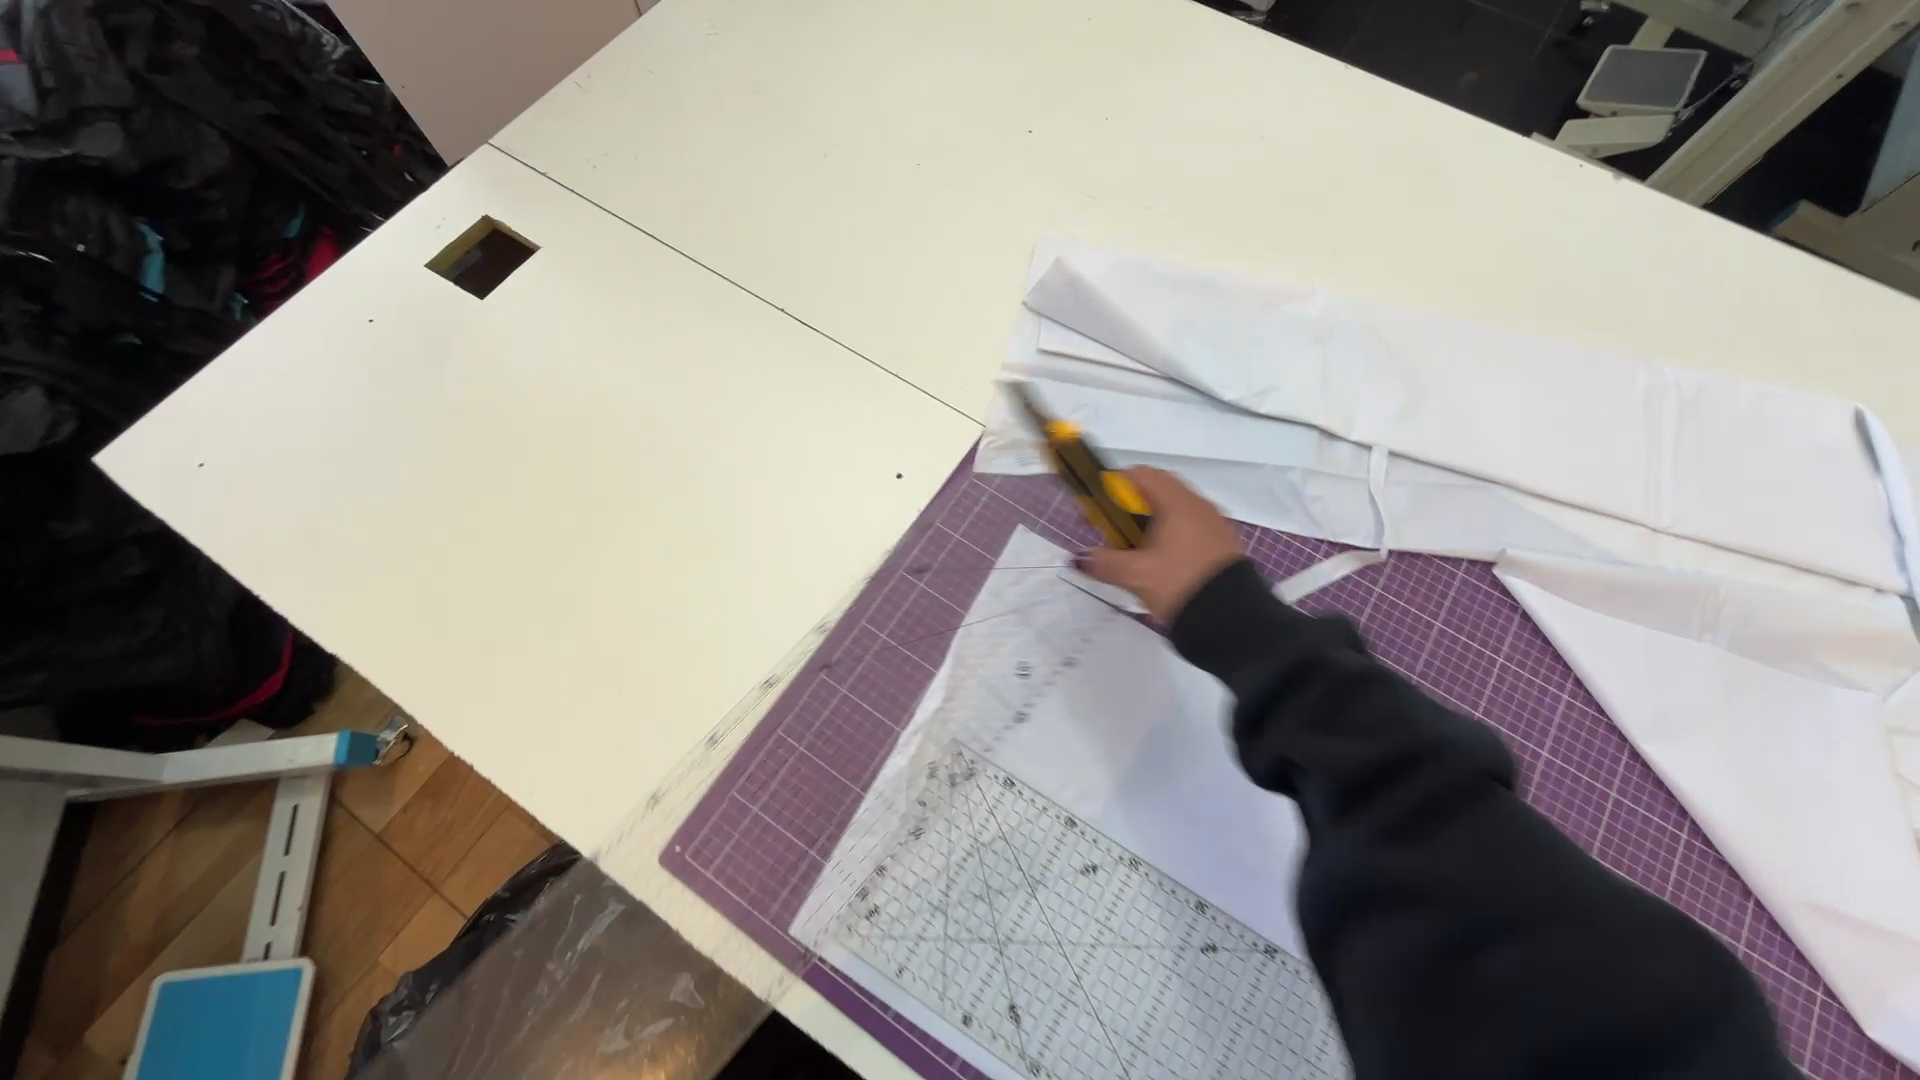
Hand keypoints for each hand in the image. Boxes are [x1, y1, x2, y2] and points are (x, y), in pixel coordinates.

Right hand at [1077, 466, 1242, 623]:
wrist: (1232, 620)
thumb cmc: (1180, 584)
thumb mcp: (1136, 575)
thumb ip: (1104, 562)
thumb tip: (1079, 557)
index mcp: (1178, 503)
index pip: (1141, 475)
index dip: (1113, 486)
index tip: (1097, 508)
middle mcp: (1199, 506)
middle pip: (1157, 493)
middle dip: (1129, 508)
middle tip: (1111, 532)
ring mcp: (1214, 525)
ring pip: (1174, 513)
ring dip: (1149, 525)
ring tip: (1133, 553)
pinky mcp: (1222, 546)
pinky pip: (1189, 530)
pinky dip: (1169, 538)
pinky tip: (1159, 565)